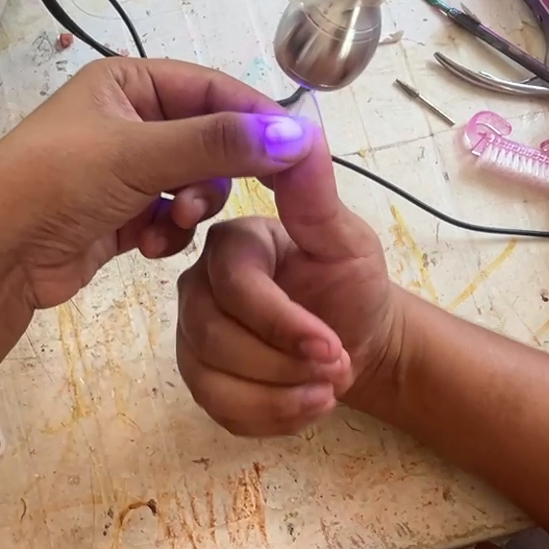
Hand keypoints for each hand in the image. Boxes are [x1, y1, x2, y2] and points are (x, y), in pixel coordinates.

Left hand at [0, 58, 313, 308]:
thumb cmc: (58, 183)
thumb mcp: (138, 154)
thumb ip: (217, 144)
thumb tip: (296, 133)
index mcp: (128, 83)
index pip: (212, 90)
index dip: (254, 119)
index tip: (296, 152)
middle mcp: (130, 122)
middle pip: (208, 141)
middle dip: (212, 176)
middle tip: (209, 202)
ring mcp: (126, 171)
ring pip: (194, 184)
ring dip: (190, 209)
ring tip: (168, 226)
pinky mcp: (123, 215)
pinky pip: (171, 218)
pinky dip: (168, 233)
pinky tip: (147, 246)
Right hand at [176, 134, 403, 435]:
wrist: (356, 342)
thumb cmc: (351, 287)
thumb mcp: (344, 239)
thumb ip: (313, 194)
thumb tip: (297, 128)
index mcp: (229, 245)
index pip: (235, 286)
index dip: (281, 324)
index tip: (333, 350)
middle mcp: (198, 288)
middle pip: (214, 337)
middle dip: (283, 366)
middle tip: (338, 371)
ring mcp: (192, 336)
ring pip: (211, 379)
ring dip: (279, 398)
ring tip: (327, 393)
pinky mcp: (200, 378)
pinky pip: (217, 409)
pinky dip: (268, 420)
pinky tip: (304, 408)